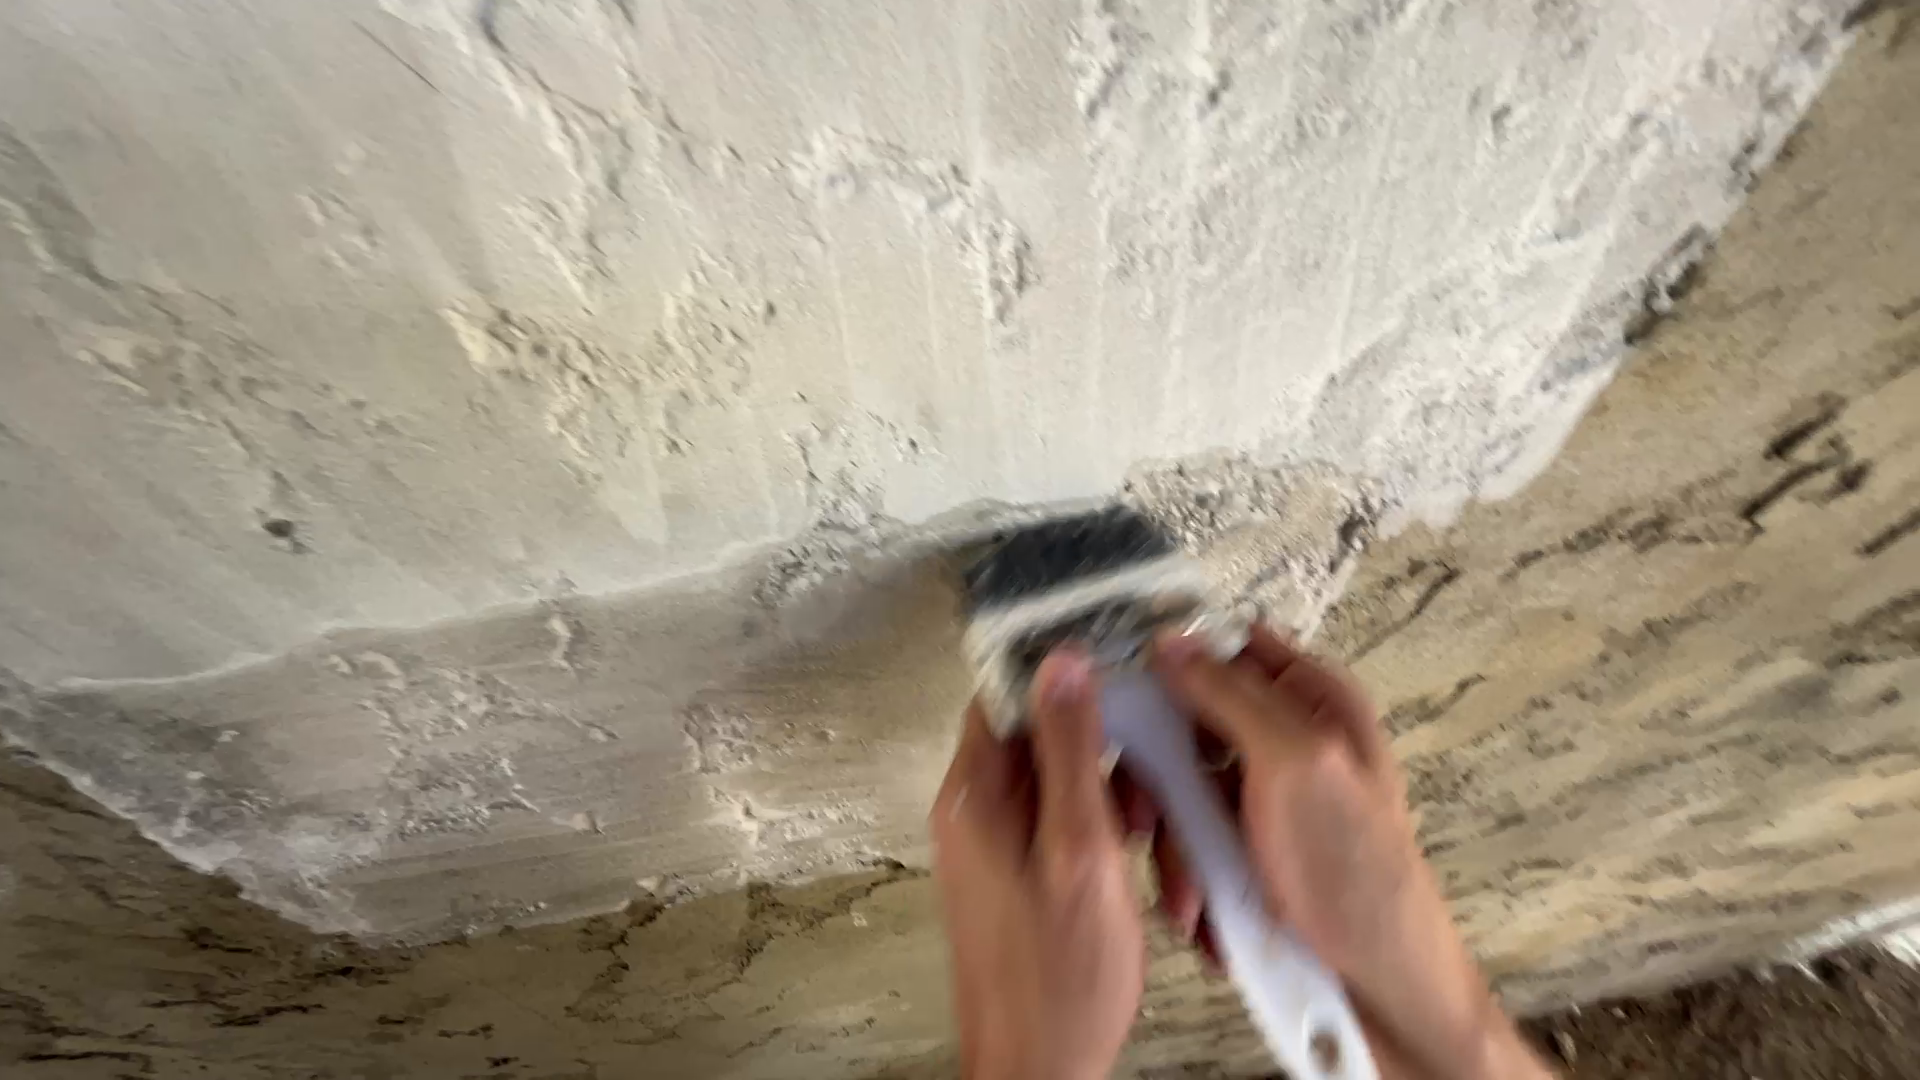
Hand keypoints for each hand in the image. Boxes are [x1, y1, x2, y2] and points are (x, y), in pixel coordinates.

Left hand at [930, 650, 1143, 1079]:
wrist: (1037, 1068)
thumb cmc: (1061, 970)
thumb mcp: (1079, 848)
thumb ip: (1070, 752)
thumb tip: (1060, 661)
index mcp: (974, 792)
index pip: (1001, 695)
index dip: (1054, 680)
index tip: (1112, 682)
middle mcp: (973, 806)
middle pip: (1033, 736)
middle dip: (1094, 752)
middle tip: (1136, 800)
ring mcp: (992, 838)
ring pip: (1051, 777)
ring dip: (1102, 793)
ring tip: (1141, 837)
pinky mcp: (1013, 865)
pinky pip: (1053, 816)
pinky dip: (1093, 825)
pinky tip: (1126, 858)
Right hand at [1147, 624, 1555, 1079]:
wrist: (1384, 991)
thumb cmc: (1353, 872)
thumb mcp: (1291, 765)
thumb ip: (1227, 696)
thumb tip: (1166, 640)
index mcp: (1309, 695)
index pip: (1224, 648)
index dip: (1174, 671)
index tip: (1136, 710)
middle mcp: (1283, 733)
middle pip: (1187, 719)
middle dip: (1161, 776)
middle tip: (1144, 819)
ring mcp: (1262, 788)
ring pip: (1179, 780)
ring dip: (1171, 836)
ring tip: (1188, 890)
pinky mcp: (1245, 835)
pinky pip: (1189, 828)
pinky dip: (1186, 864)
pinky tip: (1200, 902)